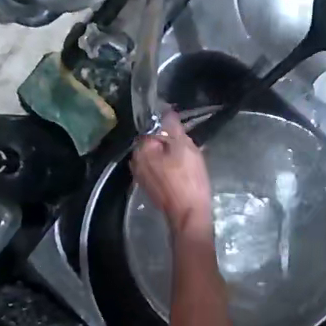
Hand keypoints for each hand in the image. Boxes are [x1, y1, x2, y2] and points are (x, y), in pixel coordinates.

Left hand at [132, 109, 212, 243]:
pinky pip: (160, 170)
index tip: (185, 131)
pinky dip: (170, 167)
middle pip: (154, 143)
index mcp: (141, 150)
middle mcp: (136, 162)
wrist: (189, 215)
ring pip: (158, 157)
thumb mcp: (184, 147)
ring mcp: (142, 177)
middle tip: (190, 147)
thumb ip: (172, 127)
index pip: (153, 128)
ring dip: (172, 155)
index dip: (170, 127)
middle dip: (171, 142)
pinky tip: (184, 171)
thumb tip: (165, 111)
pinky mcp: (150, 188)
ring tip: (190, 159)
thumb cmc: (187, 179)